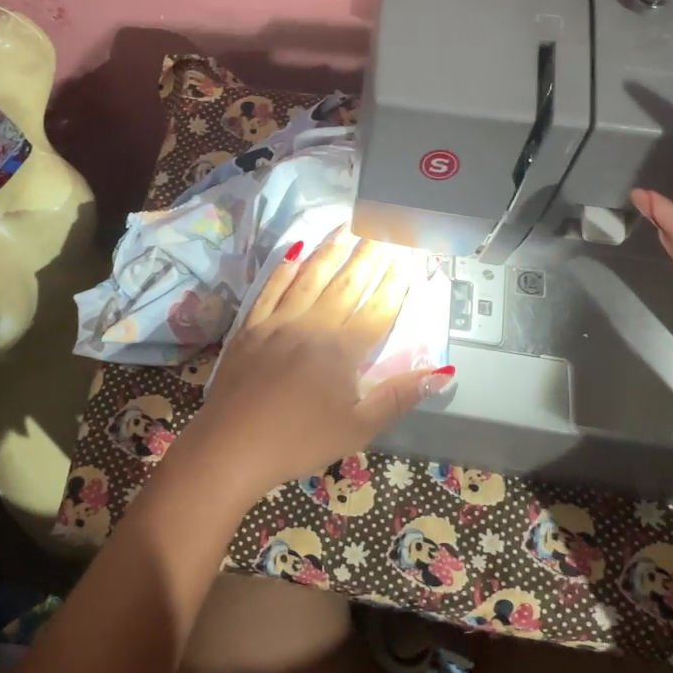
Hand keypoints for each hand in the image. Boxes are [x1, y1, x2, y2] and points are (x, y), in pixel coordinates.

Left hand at [165, 229, 450, 504]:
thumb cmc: (299, 442)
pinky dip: (284, 269)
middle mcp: (312, 325)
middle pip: (346, 283)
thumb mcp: (357, 428)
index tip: (410, 257)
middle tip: (384, 226)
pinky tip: (295, 252)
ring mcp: (277, 323)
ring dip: (330, 250)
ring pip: (309, 277)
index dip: (396, 283)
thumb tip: (441, 372)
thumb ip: (398, 396)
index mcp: (342, 350)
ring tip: (346, 226)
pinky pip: (270, 289)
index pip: (378, 309)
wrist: (231, 446)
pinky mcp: (249, 328)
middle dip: (369, 254)